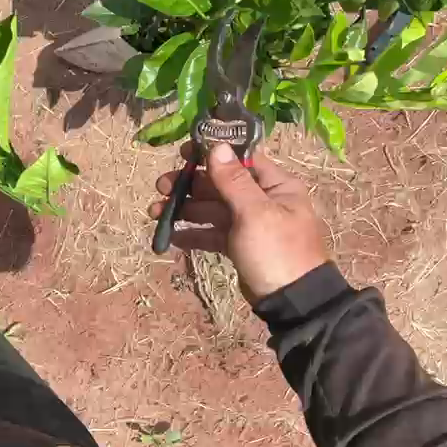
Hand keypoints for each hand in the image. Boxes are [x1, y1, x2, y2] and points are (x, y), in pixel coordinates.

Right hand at [147, 142, 328, 300]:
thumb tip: (217, 146)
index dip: (212, 153)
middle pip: (219, 184)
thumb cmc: (277, 250)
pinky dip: (192, 233)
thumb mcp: (254, 213)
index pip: (241, 159)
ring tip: (156, 213)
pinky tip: (171, 236)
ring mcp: (248, 223)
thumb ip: (233, 181)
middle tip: (161, 186)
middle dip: (189, 185)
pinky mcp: (238, 245)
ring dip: (184, 209)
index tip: (183, 152)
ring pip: (210, 209)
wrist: (290, 300)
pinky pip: (211, 233)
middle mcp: (262, 200)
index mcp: (275, 185)